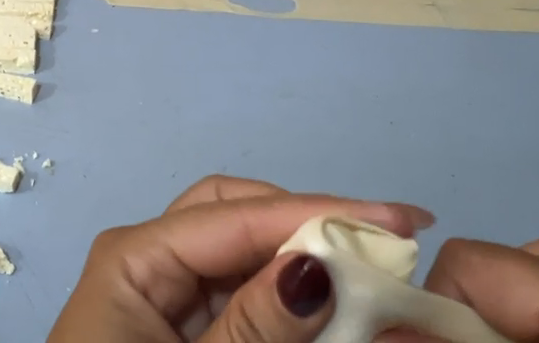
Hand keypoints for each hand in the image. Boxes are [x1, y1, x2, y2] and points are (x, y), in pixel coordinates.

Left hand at [47, 175, 434, 342]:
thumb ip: (257, 328)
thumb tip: (318, 266)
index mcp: (136, 258)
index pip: (235, 214)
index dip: (317, 211)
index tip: (402, 221)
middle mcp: (149, 261)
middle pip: (237, 216)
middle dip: (310, 226)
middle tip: (389, 249)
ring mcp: (164, 295)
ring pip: (243, 254)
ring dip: (304, 263)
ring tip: (374, 281)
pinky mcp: (181, 328)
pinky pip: (239, 298)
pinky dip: (285, 303)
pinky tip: (331, 317)